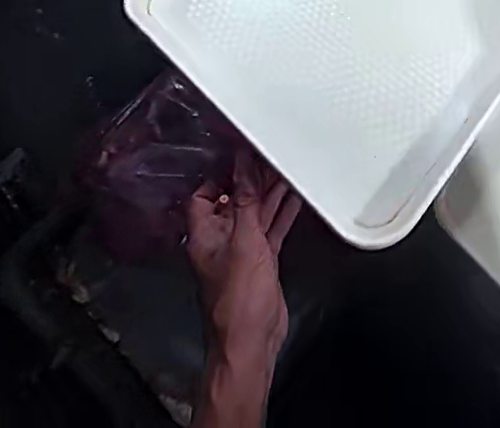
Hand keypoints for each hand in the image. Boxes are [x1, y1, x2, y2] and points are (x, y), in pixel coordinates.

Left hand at [186, 152, 302, 386]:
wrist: (251, 342)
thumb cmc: (237, 302)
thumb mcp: (244, 240)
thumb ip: (245, 200)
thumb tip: (241, 165)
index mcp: (206, 235)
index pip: (204, 195)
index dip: (220, 175)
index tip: (240, 156)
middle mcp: (222, 240)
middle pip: (235, 200)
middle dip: (252, 180)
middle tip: (271, 158)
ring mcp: (243, 250)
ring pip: (256, 212)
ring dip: (270, 194)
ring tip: (287, 171)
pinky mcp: (262, 260)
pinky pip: (272, 228)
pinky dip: (282, 213)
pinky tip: (295, 199)